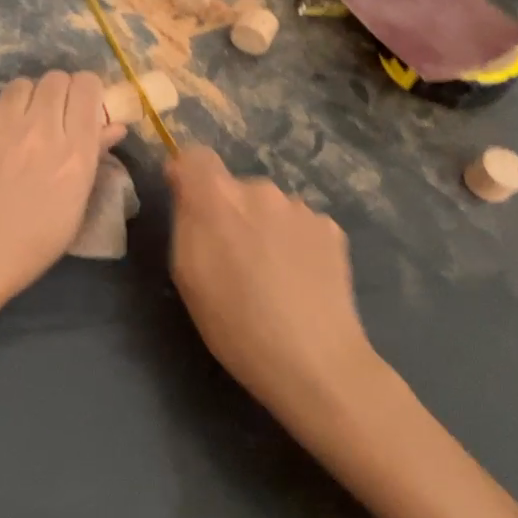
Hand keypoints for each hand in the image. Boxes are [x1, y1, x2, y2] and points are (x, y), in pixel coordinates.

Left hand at [0, 71, 127, 321]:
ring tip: (14, 130)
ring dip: (22, 102)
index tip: (79, 106)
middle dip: (56, 94)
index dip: (85, 93)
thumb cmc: (28, 246)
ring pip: (19, 86)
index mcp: (74, 153)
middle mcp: (39, 130)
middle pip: (55, 78)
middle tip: (47, 119)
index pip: (87, 86)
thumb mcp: (73, 209)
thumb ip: (93, 159)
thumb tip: (113, 125)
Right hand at [166, 146, 374, 416]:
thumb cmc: (234, 323)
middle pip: (234, 186)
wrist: (314, 362)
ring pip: (269, 207)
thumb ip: (185, 218)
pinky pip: (299, 225)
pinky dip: (293, 242)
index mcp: (216, 197)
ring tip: (269, 275)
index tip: (187, 205)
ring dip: (263, 227)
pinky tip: (297, 280)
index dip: (188, 175)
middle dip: (229, 211)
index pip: (195, 155)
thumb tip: (186, 185)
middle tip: (231, 258)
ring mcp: (301, 208)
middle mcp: (260, 190)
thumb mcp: (186, 273)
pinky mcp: (332, 229)